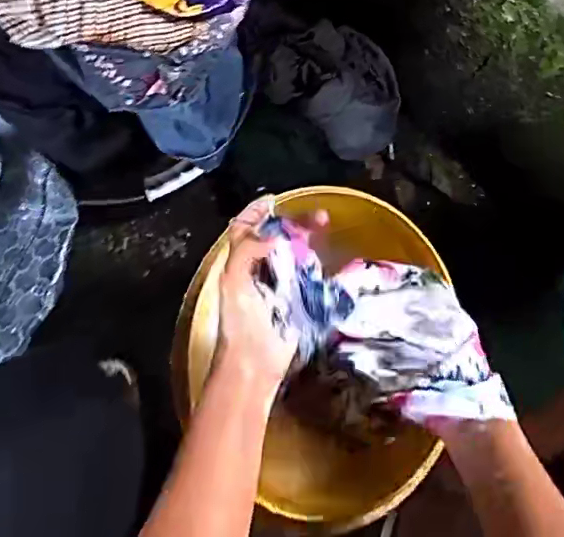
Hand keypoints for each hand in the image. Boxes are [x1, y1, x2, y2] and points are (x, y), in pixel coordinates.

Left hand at [210, 197, 321, 399]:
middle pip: (278, 236)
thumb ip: (248, 248)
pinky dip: (321, 261)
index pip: (246, 227)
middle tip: (317, 216)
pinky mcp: (299, 298)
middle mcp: (260, 268)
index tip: (276, 200)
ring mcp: (280, 283)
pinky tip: (329, 254)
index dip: (259, 211)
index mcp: (240, 261)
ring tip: (324, 229)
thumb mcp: (234, 279)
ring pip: (296, 251)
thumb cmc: (240, 323)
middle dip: (296, 222)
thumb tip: (274, 233)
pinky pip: (311, 273)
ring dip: (310, 238)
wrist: (256, 363)